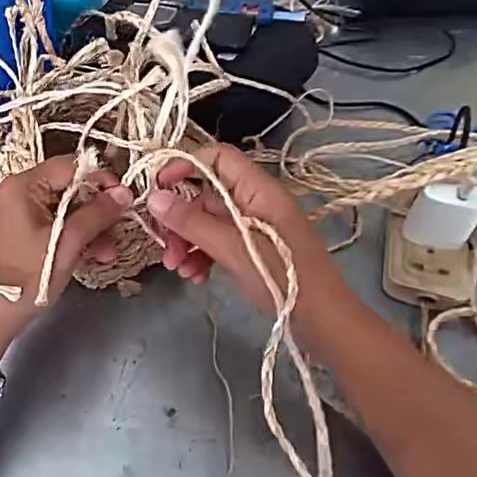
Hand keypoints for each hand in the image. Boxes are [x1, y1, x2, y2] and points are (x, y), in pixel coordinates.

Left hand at [0, 154, 133, 340]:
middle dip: (97, 208)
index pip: (69, 166)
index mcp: (22, 187)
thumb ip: (97, 214)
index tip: (123, 197)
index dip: (100, 179)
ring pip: (65, 208)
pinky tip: (94, 255)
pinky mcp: (22, 231)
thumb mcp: (68, 243)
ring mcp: (19, 213)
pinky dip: (74, 236)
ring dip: (90, 226)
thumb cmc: (27, 277)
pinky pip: (55, 223)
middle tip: (120, 225)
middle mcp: (17, 192)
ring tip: (109, 250)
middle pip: (68, 187)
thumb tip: (124, 192)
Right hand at [144, 145, 344, 317]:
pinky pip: (218, 243)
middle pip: (206, 194)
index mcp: (258, 189)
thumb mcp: (233, 248)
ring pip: (208, 222)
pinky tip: (194, 276)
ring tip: (176, 268)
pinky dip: (202, 255)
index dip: (186, 164)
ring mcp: (253, 227)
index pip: (218, 157)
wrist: (322, 318)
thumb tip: (154, 198)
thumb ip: (192, 222)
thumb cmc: (282, 276)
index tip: (159, 187)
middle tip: (163, 244)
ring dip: (187, 241)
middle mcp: (255, 202)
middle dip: (180, 217)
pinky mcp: (252, 250)